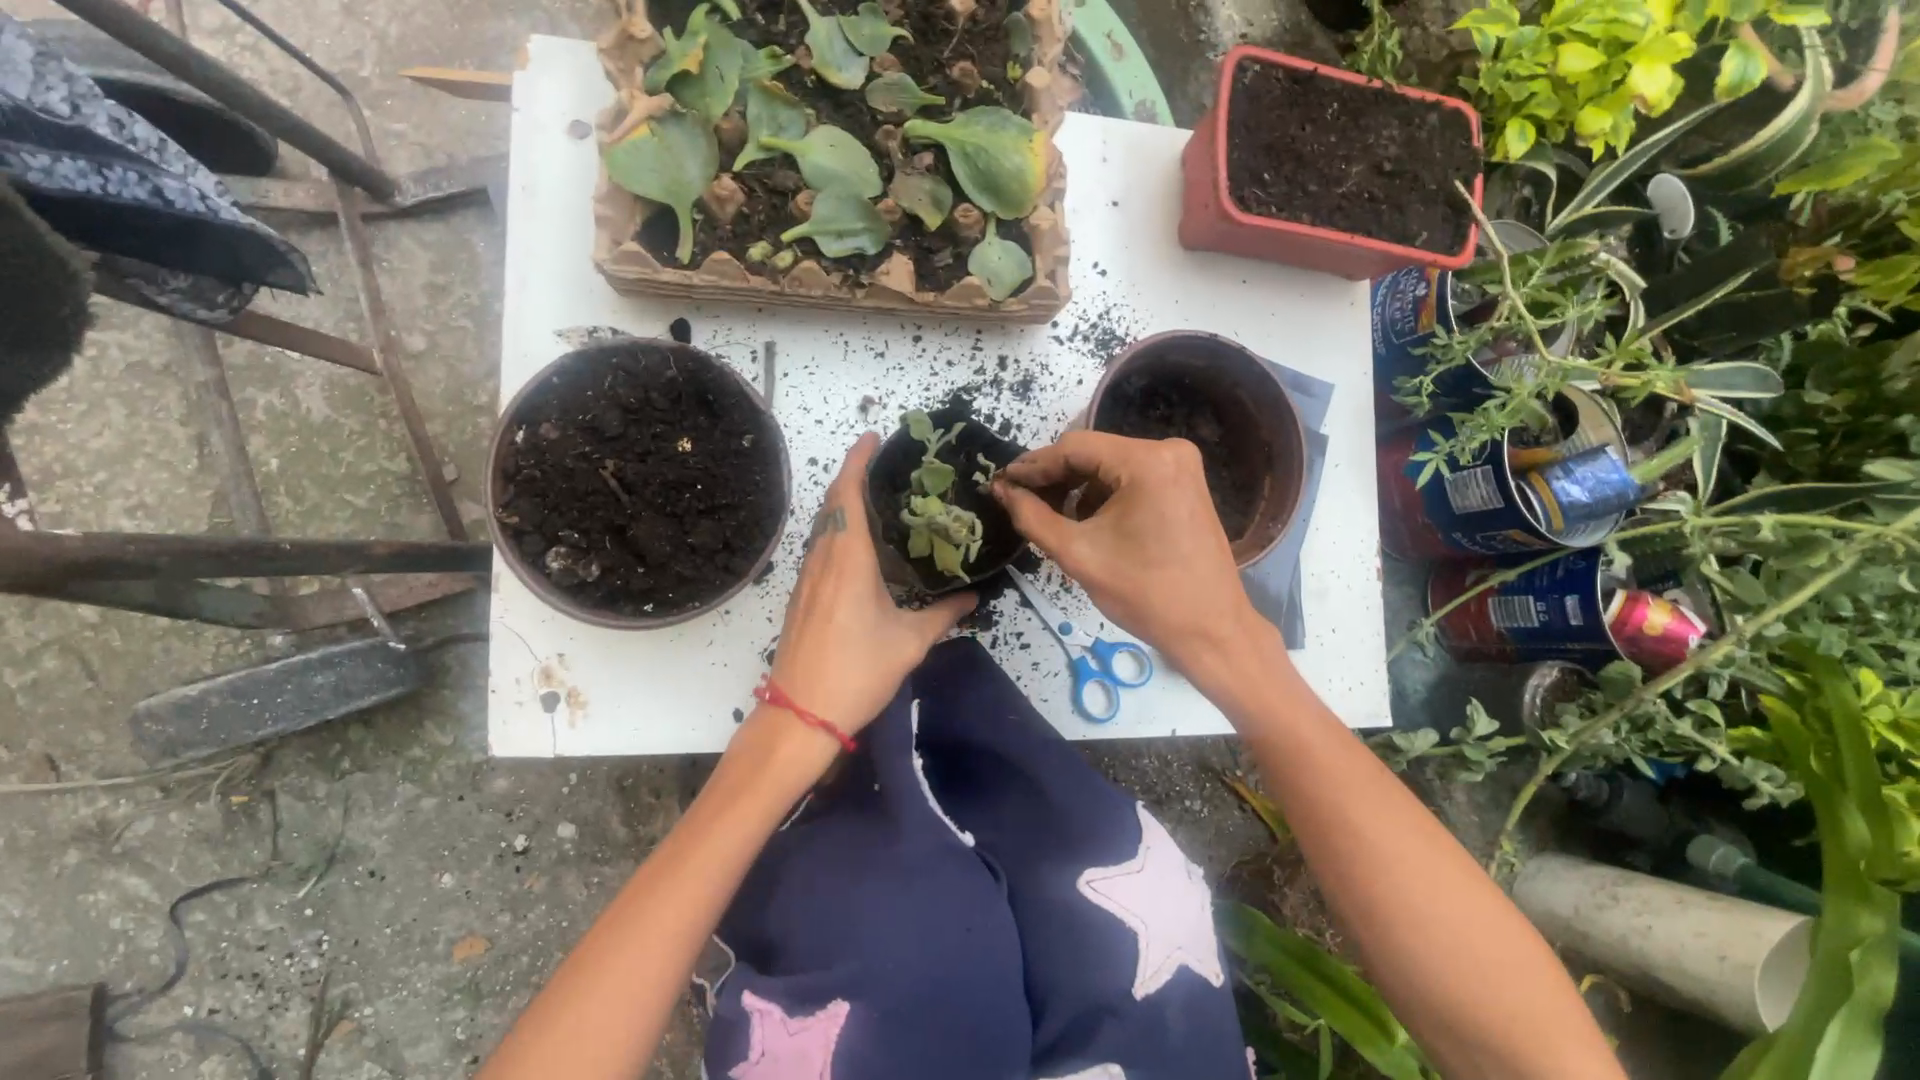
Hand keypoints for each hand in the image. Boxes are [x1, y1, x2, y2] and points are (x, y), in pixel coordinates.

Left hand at [764, 433, 975, 744]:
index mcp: (849, 560)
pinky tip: (858, 547)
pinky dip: (837, 532)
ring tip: (877, 500)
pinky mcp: (801, 597)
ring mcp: (807, 579)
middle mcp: (823, 560)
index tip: (874, 437)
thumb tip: (973, 598)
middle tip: (886, 466)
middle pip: (832, 504)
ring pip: (823, 527)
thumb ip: (944, 615)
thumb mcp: (909, 643)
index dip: (858, 460)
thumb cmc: (857, 672)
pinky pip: (819, 549)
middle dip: (853, 477)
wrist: (800, 714)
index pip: (848, 493)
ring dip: (843, 505)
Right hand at [991, 432, 1260, 673]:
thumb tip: (1002, 489)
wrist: (1210, 629)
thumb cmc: (1145, 594)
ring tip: (1046, 516)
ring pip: (1109, 467)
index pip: (1074, 447)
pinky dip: (1102, 497)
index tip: (1000, 483)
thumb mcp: (1079, 554)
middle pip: (1092, 453)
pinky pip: (1130, 479)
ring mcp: (1180, 467)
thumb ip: (1033, 517)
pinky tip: (1082, 522)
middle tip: (1017, 500)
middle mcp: (1168, 451)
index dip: (1033, 466)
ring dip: (1076, 489)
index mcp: (1147, 461)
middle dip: (1054, 478)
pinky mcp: (1183, 486)